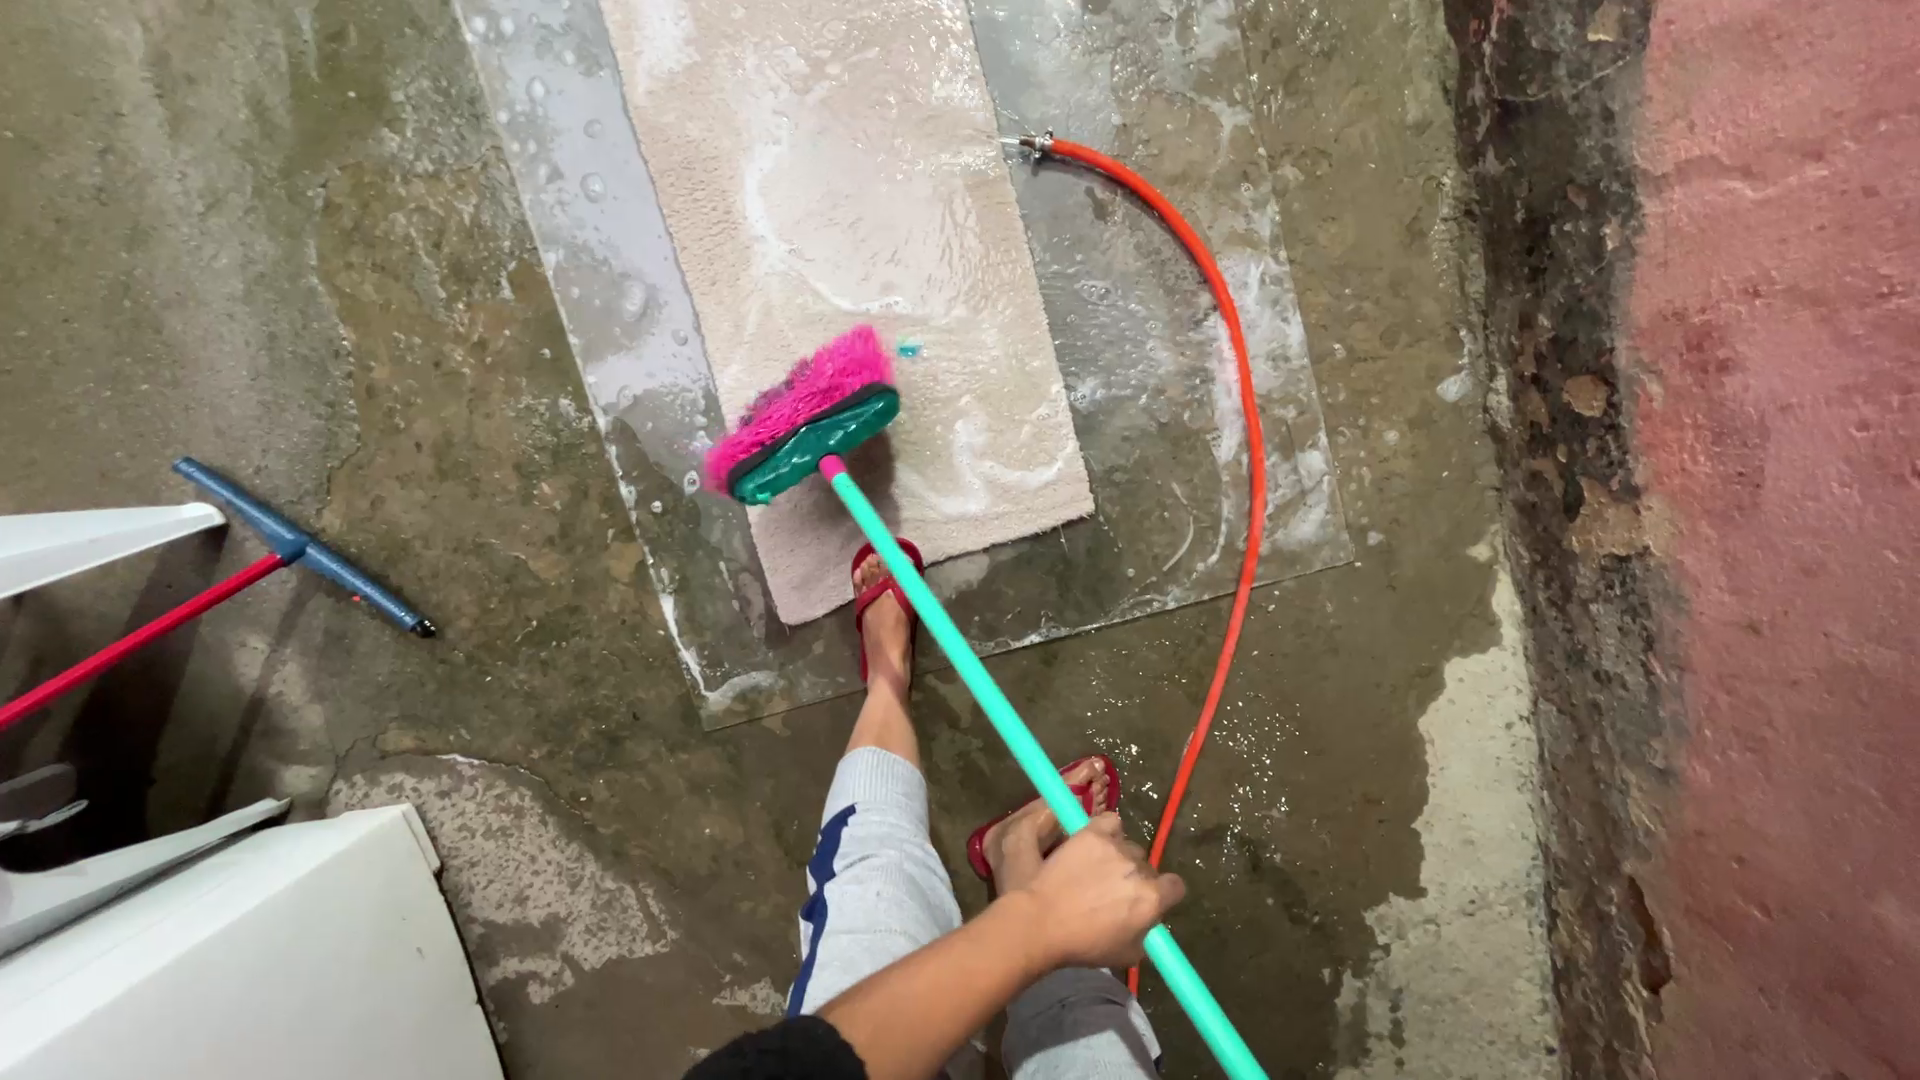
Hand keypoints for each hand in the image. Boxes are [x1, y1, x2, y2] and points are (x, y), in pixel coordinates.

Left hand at [1005, 812, 1185, 971]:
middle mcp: (1138, 869)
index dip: (1164, 892)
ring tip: (1096, 867)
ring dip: (1118, 856)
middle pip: (1146, 866)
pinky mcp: (1092, 833)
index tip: (1150, 898)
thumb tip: (1146, 919)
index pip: (1176, 886)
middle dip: (1135, 876)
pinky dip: (1108, 830)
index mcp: (1152, 898)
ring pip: (1128, 846)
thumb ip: (1145, 932)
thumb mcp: (1128, 955)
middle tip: (1112, 888)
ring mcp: (1115, 848)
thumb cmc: (1084, 944)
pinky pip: (1111, 822)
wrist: (1043, 920)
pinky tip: (1096, 842)